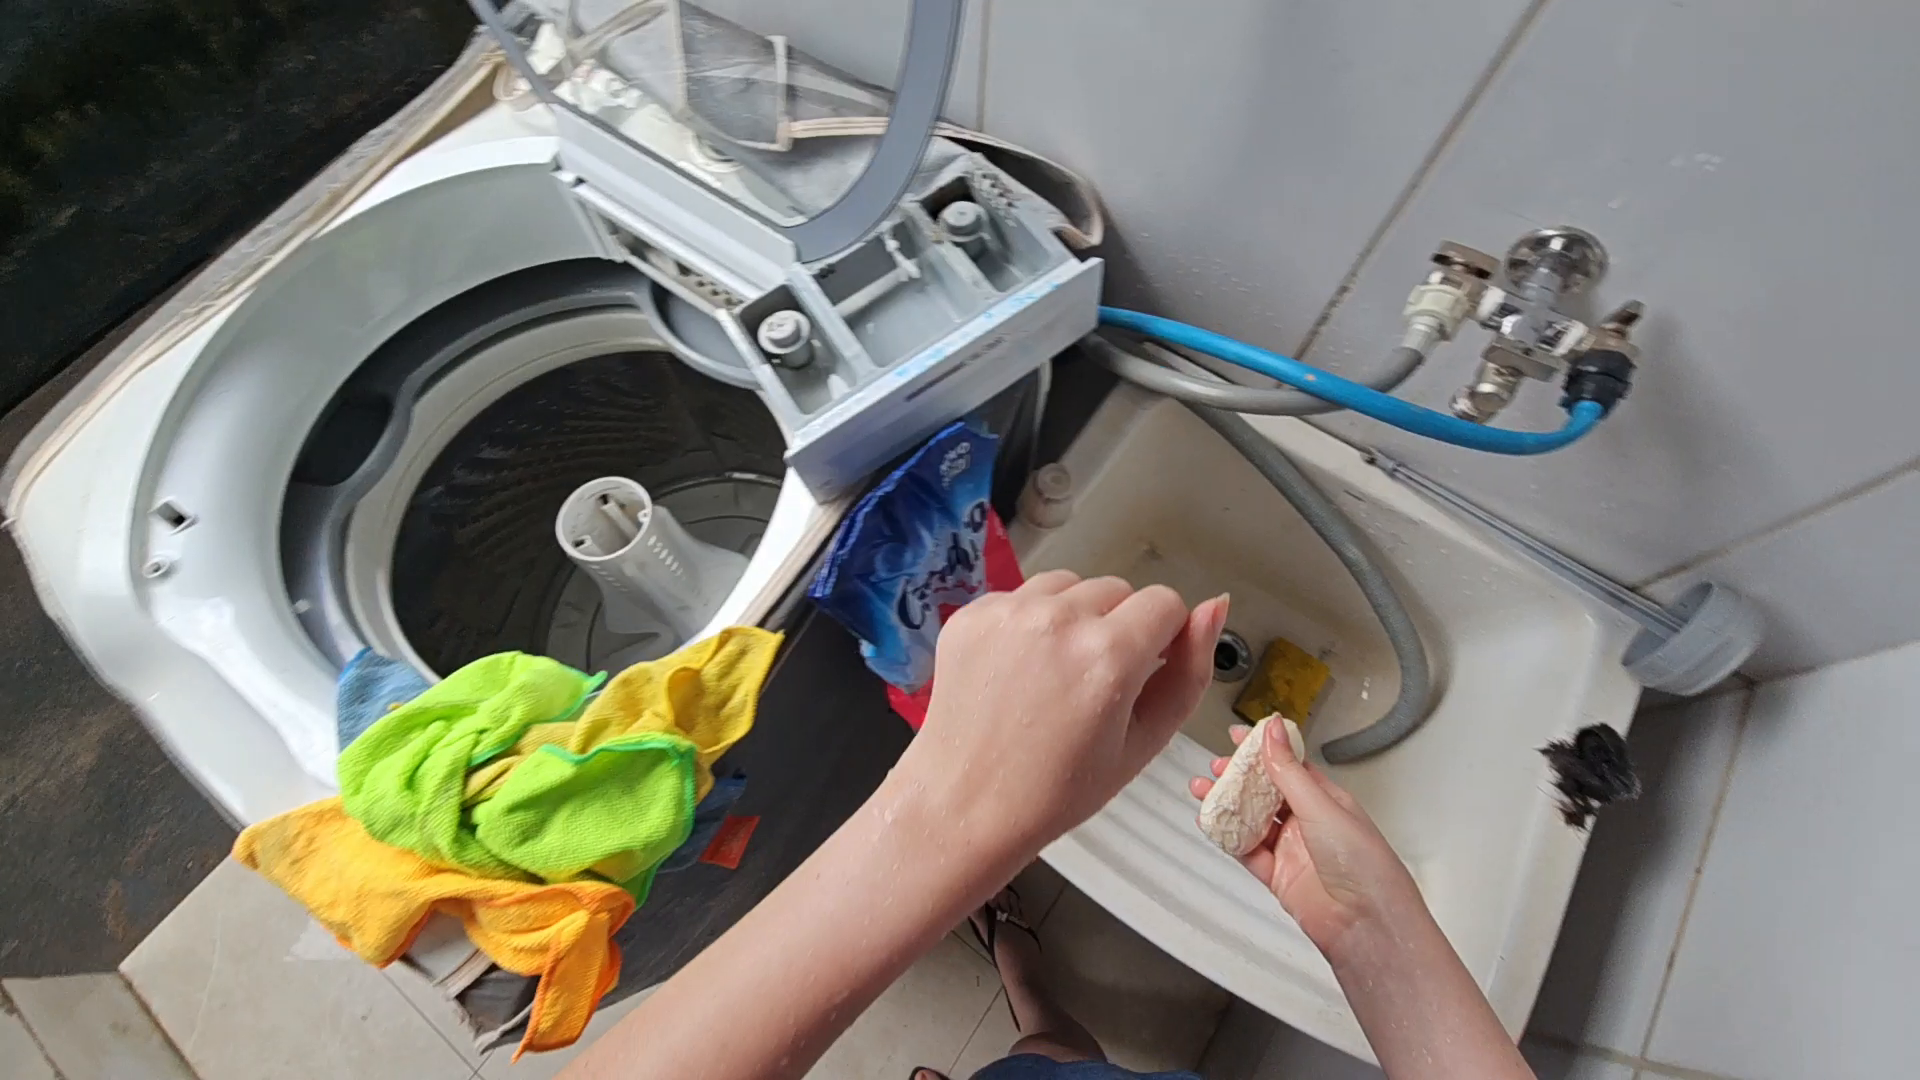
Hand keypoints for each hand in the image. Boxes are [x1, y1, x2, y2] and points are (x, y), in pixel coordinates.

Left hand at [894, 570, 1227, 868]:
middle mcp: (1058, 618)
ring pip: (1068, 584)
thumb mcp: (1144, 742)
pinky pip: (1021, 596)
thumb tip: (1213, 607)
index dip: (1162, 637)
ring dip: (1074, 614)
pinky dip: (1029, 621)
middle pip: (1117, 589)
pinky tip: (1017, 668)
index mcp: (1109, 653)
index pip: (1164, 602)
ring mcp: (1008, 611)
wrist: (965, 803)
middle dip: (1118, 626)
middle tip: (1093, 682)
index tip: (1141, 672)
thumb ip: (1189, 672)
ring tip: (1055, 671)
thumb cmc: (1060, 789)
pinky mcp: (972, 614)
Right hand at [1188, 720, 1426, 962]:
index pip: (1289, 765)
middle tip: (1216, 766)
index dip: (1262, 749)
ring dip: (1226, 803)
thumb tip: (1273, 727)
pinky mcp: (1277, 875)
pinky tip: (1208, 822)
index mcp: (1325, 800)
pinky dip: (1225, 836)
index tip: (1235, 735)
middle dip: (1238, 776)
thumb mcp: (1321, 807)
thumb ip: (1288, 769)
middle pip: (1264, 791)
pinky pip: (1245, 850)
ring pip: (1250, 819)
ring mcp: (1291, 849)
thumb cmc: (1362, 864)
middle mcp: (1307, 821)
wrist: (1367, 929)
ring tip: (1201, 789)